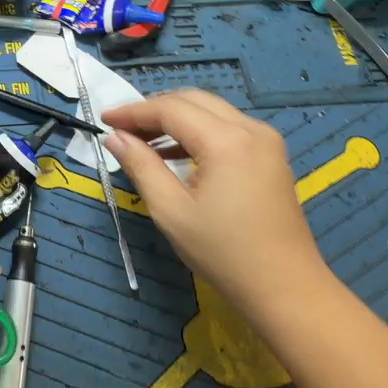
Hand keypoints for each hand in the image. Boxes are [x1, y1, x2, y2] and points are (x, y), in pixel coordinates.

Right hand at [102, 90, 326, 304]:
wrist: (283, 285)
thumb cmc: (223, 251)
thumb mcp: (171, 210)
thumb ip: (141, 166)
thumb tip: (115, 138)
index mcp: (226, 141)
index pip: (171, 109)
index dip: (133, 112)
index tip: (104, 120)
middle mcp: (250, 130)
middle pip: (193, 101)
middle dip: (153, 110)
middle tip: (122, 129)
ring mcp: (266, 141)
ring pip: (211, 111)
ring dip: (175, 119)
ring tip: (142, 141)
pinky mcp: (270, 156)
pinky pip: (227, 128)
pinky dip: (197, 132)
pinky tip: (174, 153)